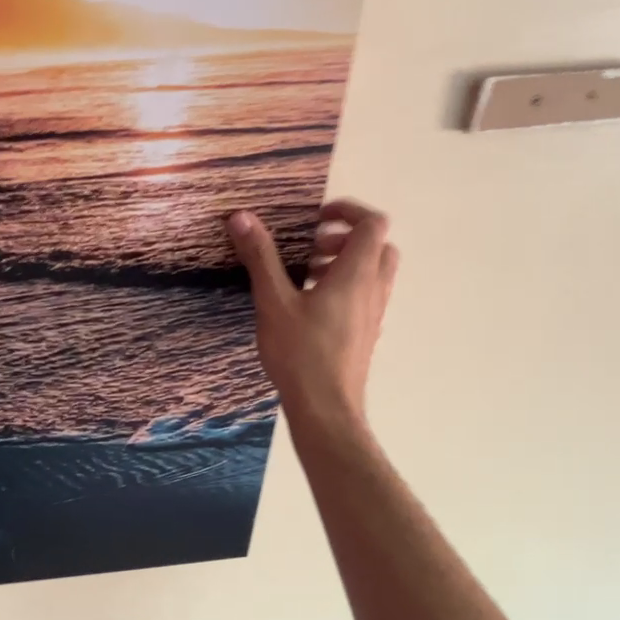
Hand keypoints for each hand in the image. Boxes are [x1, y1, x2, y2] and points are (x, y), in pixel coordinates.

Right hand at [227, 200, 399, 429]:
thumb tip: (241, 217)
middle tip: (311, 245)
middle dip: (346, 237)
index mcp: (356, 275)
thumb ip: (260, 257)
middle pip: (379, 246)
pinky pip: (365, 296)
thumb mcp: (273, 301)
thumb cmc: (301, 352)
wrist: (326, 409)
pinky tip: (309, 305)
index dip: (348, 210)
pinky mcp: (365, 334)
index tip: (315, 217)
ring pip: (374, 273)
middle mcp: (373, 290)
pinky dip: (345, 286)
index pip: (373, 224)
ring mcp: (373, 314)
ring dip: (345, 262)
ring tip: (306, 274)